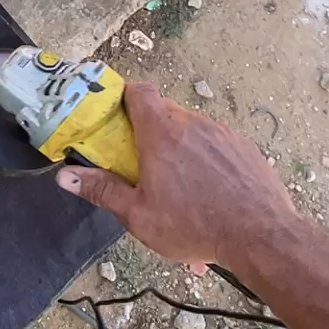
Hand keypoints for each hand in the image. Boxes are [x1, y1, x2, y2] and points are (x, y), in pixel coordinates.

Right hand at [56, 82, 301, 268]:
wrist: (263, 237)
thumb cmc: (194, 225)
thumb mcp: (137, 215)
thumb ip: (101, 190)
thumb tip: (65, 176)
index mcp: (161, 133)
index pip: (139, 91)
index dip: (124, 96)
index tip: (114, 116)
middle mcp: (193, 124)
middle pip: (164, 113)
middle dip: (149, 133)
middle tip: (142, 164)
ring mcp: (223, 135)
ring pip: (191, 133)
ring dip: (180, 152)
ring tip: (179, 191)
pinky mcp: (245, 150)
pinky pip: (217, 148)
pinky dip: (207, 164)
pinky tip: (208, 197)